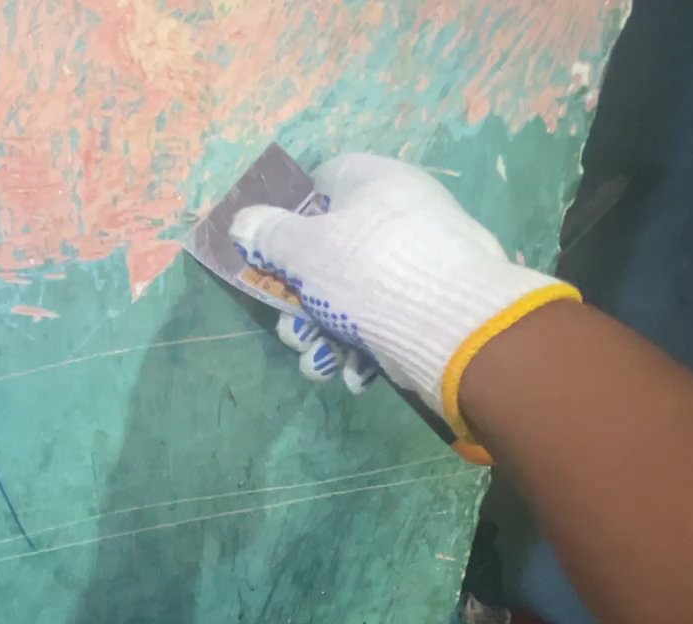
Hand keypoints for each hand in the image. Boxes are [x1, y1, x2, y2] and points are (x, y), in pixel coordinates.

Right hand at [229, 154, 577, 462]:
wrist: (451, 326)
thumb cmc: (368, 272)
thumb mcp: (303, 251)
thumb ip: (267, 236)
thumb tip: (241, 222)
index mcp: (372, 182)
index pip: (322, 183)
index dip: (291, 219)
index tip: (274, 256)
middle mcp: (398, 215)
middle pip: (329, 253)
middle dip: (301, 301)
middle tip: (294, 330)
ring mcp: (417, 262)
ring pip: (350, 297)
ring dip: (324, 335)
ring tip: (320, 362)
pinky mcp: (429, 306)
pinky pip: (381, 321)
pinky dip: (361, 348)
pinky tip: (355, 372)